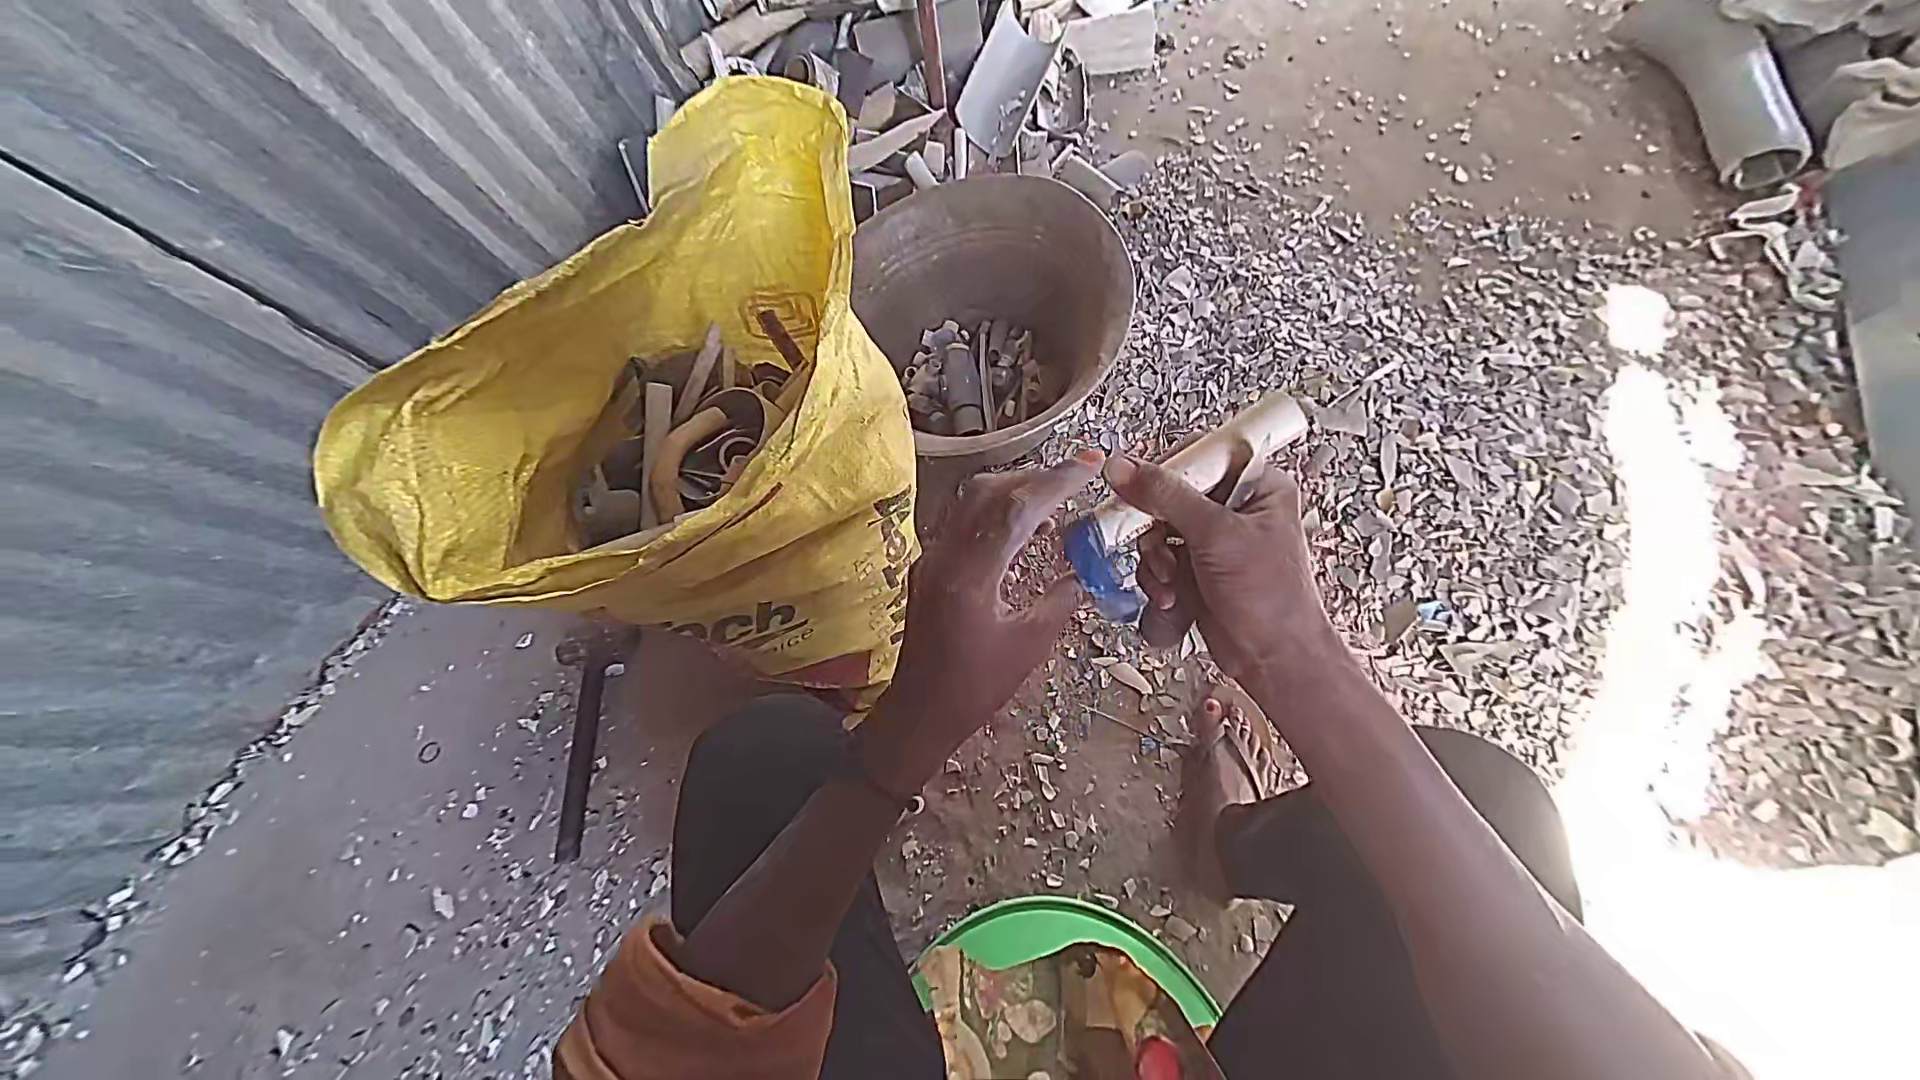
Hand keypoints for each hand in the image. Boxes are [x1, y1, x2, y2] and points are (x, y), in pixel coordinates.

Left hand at [855, 450, 1105, 796]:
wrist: (919, 711)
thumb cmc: (974, 688)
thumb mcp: (1028, 646)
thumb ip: (1059, 601)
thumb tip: (1082, 572)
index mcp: (970, 575)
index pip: (1016, 509)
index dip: (1057, 481)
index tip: (1091, 462)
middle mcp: (944, 555)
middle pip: (989, 491)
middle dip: (1036, 476)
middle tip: (1076, 474)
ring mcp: (931, 557)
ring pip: (971, 500)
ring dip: (1014, 489)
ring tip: (1054, 498)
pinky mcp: (929, 565)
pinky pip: (963, 520)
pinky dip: (995, 511)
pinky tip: (1022, 527)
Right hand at [1104, 456, 1345, 691]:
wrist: (1273, 658)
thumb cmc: (1268, 595)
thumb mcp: (1216, 534)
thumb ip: (1165, 496)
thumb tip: (1120, 466)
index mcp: (1255, 485)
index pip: (1199, 456)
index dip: (1166, 471)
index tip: (1139, 488)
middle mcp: (1231, 508)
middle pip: (1169, 495)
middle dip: (1155, 525)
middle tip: (1156, 543)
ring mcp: (1210, 540)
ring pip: (1157, 529)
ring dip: (1154, 557)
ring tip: (1168, 581)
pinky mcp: (1193, 567)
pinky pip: (1157, 558)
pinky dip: (1157, 577)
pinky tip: (1171, 597)